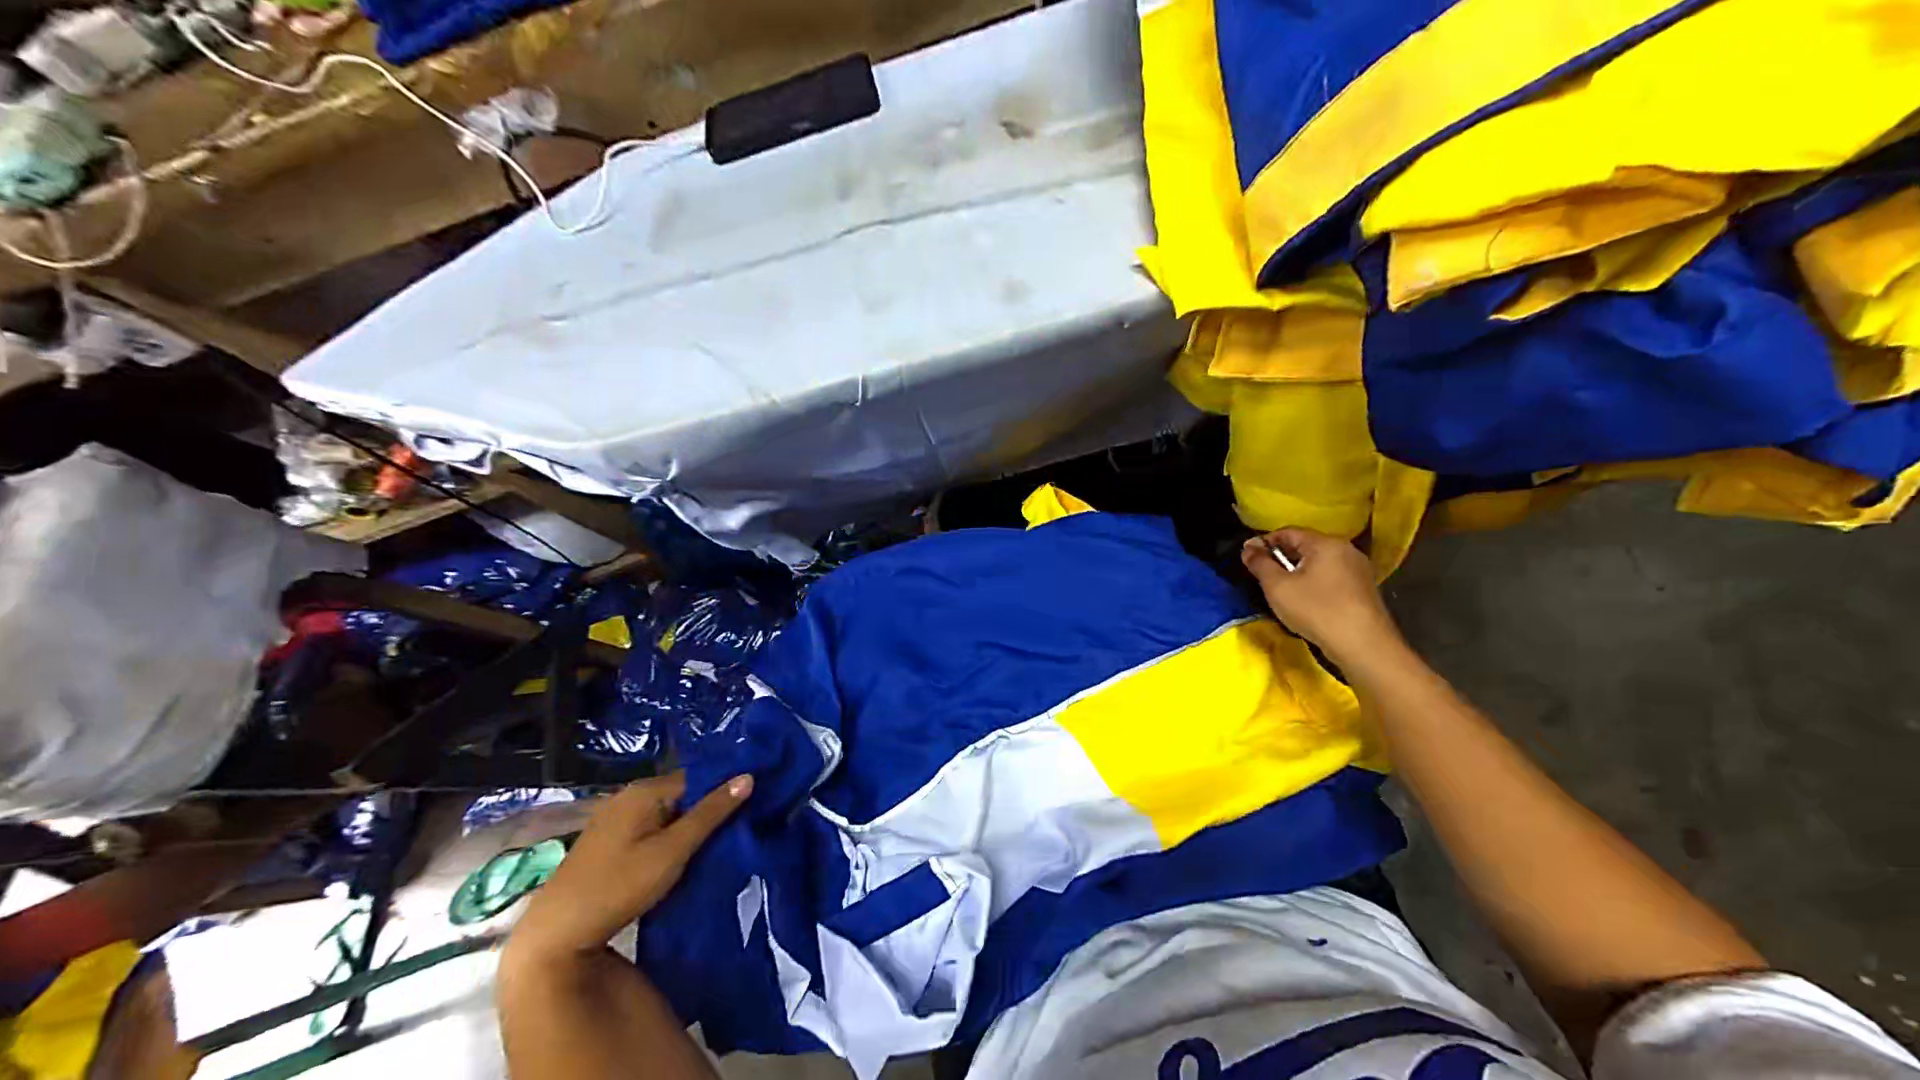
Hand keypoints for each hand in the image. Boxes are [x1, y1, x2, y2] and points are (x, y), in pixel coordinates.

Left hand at [504, 771, 751, 965]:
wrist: (556, 934)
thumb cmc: (618, 886)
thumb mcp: (672, 851)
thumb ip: (711, 813)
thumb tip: (748, 776)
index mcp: (645, 790)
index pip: (699, 777)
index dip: (726, 789)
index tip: (756, 805)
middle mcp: (629, 796)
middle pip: (683, 794)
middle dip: (711, 809)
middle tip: (744, 828)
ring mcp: (616, 819)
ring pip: (669, 814)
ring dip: (692, 827)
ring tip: (723, 843)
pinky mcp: (610, 842)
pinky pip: (653, 828)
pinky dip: (672, 838)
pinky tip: (688, 857)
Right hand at [1240, 528, 1403, 664]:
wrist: (1363, 645)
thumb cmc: (1316, 610)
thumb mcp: (1278, 587)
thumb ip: (1260, 564)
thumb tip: (1249, 548)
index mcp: (1325, 543)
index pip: (1288, 532)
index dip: (1264, 541)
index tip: (1247, 556)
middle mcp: (1346, 549)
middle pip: (1305, 545)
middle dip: (1281, 556)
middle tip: (1261, 573)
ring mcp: (1358, 569)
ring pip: (1319, 561)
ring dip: (1297, 570)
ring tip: (1281, 588)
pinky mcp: (1364, 588)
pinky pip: (1331, 575)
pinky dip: (1314, 581)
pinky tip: (1305, 599)